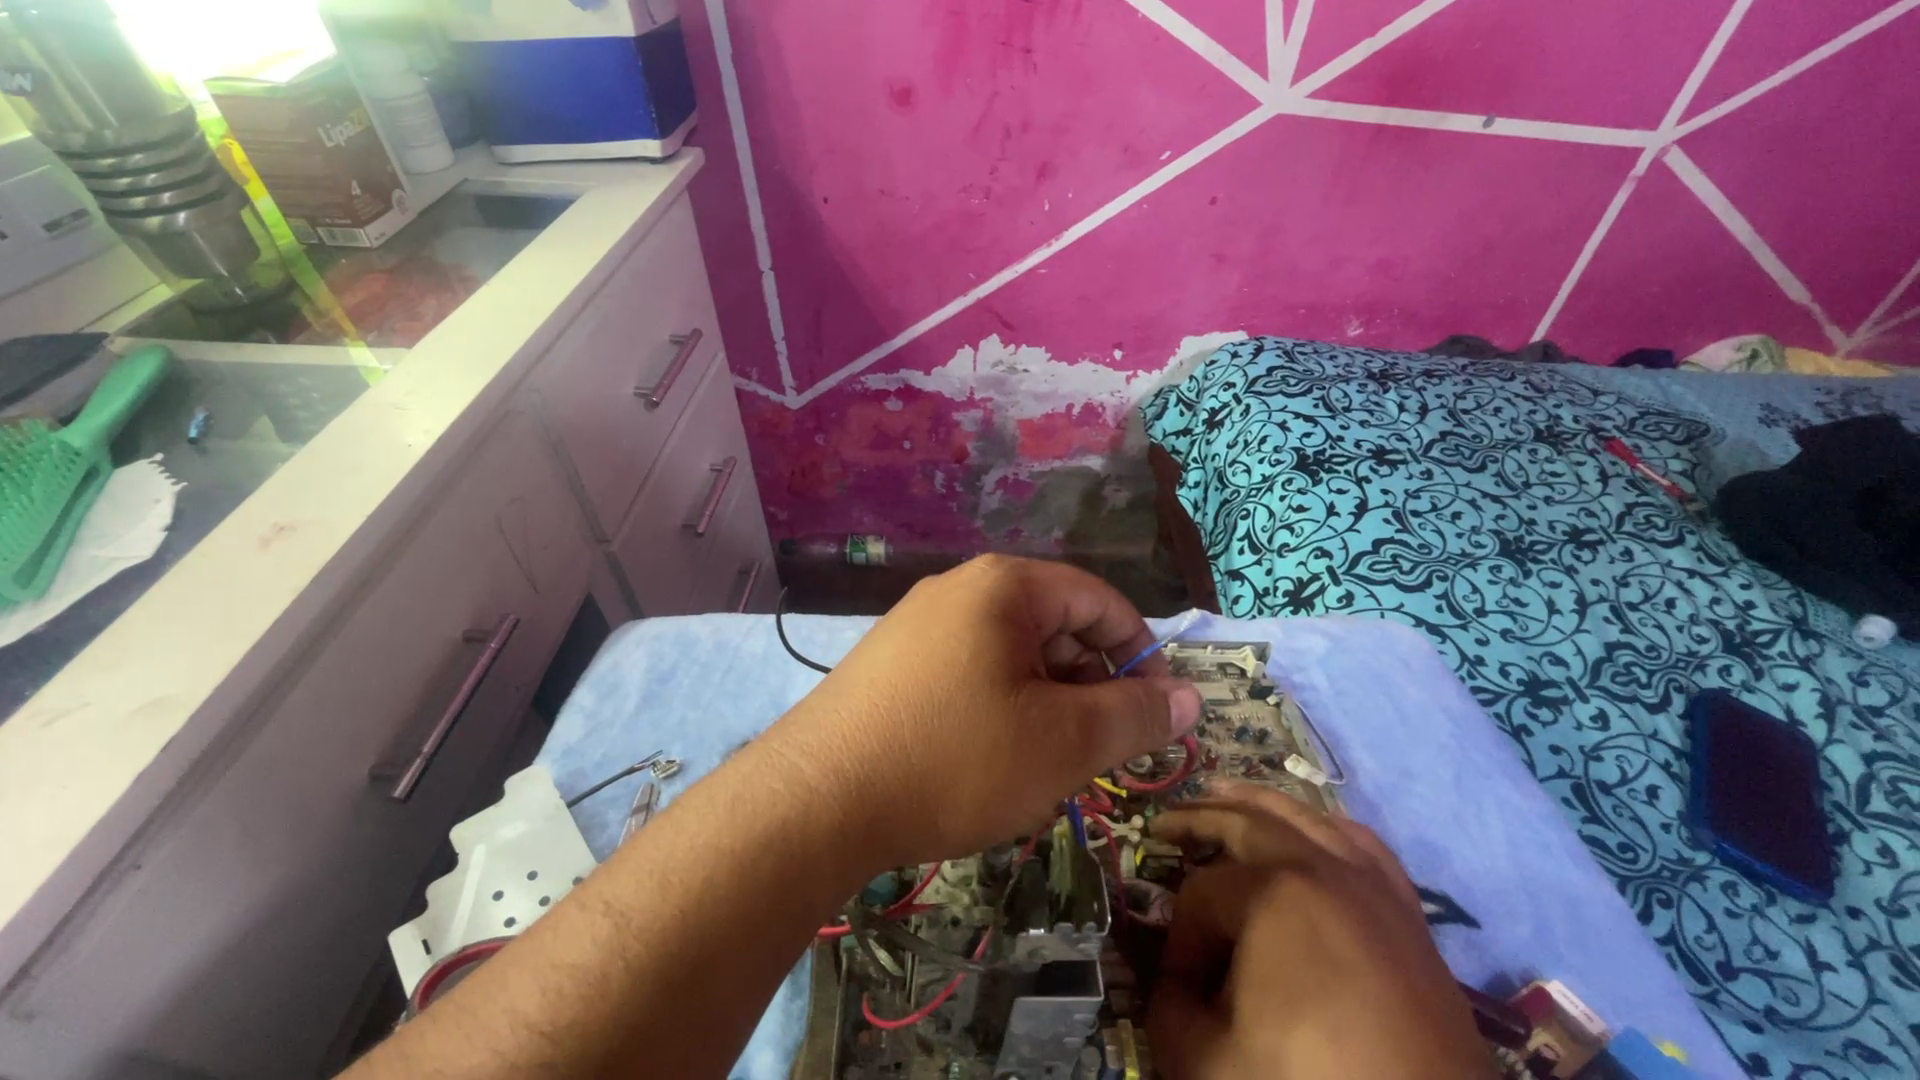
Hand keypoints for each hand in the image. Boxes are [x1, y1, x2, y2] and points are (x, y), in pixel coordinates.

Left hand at [758, 555, 1201, 867]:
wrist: (817, 801)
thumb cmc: (955, 759)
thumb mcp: (1063, 743)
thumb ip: (1136, 715)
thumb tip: (1191, 697)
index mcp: (1005, 586)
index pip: (1102, 602)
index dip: (1140, 657)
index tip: (1153, 718)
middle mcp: (958, 589)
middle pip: (1056, 625)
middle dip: (1089, 685)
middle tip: (1094, 751)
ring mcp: (917, 625)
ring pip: (1012, 655)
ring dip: (1045, 704)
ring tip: (1041, 763)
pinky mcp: (890, 665)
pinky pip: (969, 673)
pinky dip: (999, 709)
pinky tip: (987, 760)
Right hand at [1148, 781, 1492, 1079]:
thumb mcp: (1204, 1063)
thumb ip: (1170, 1008)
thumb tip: (1175, 983)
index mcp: (1273, 895)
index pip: (1201, 894)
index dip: (1179, 938)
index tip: (1176, 984)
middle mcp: (1326, 870)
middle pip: (1249, 823)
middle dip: (1200, 822)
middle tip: (1166, 825)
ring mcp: (1376, 888)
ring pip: (1308, 816)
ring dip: (1259, 804)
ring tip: (1224, 794)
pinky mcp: (1410, 916)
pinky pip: (1362, 844)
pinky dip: (1324, 825)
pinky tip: (1310, 830)